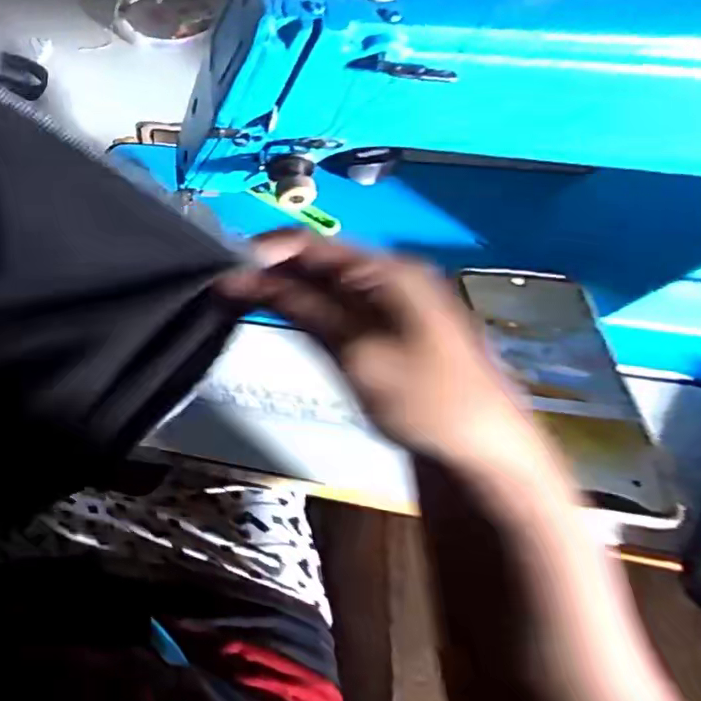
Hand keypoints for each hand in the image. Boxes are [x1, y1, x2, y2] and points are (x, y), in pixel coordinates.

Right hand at [217, 232, 536, 466]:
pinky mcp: (374, 331)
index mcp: (388, 270)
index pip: (312, 244)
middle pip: (313, 262)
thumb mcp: (356, 350)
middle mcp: (384, 278)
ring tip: (231, 297)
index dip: (264, 250)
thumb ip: (300, 306)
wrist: (482, 456)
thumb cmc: (424, 398)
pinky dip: (297, 309)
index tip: (219, 266)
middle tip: (218, 285)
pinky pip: (327, 307)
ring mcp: (381, 305)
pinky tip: (267, 312)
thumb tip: (243, 276)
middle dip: (266, 270)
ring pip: (315, 286)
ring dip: (277, 290)